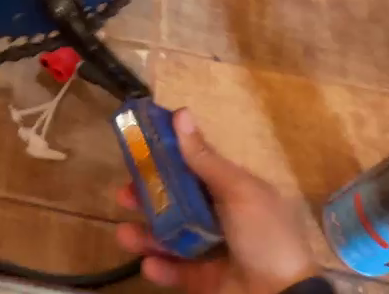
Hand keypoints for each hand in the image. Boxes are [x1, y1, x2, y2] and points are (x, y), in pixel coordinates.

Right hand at [115, 110, 323, 293]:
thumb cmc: (265, 236)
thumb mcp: (238, 191)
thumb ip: (205, 158)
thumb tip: (181, 112)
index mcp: (232, 191)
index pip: (192, 167)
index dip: (165, 158)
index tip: (138, 150)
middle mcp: (219, 217)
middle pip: (175, 201)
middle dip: (147, 197)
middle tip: (123, 195)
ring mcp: (211, 251)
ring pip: (170, 236)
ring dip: (145, 234)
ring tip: (124, 234)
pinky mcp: (204, 282)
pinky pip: (176, 272)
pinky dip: (160, 268)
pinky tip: (148, 264)